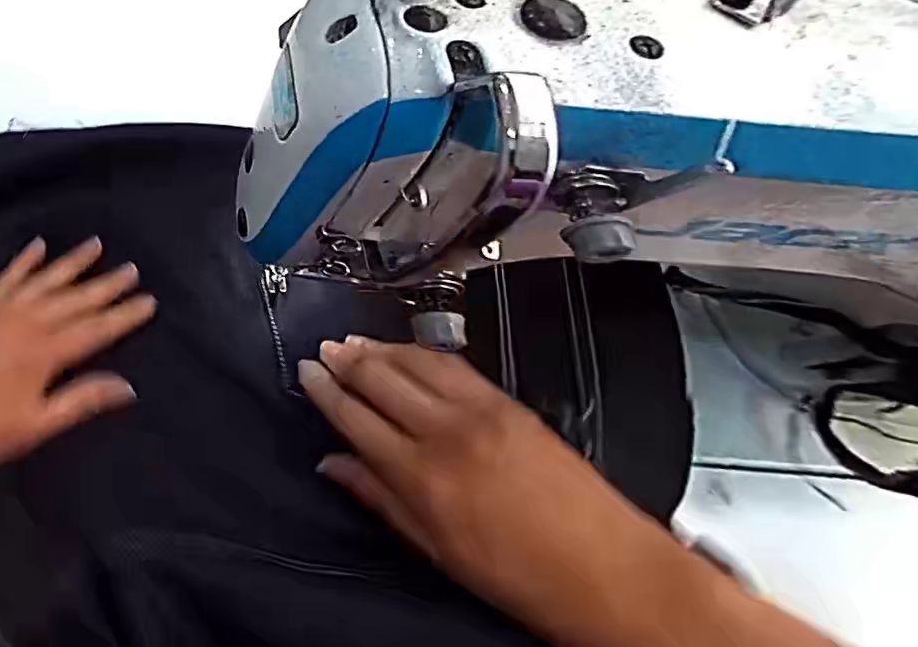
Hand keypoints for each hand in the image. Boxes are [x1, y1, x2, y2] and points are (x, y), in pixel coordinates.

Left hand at [0, 238, 154, 486]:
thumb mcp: (34, 427)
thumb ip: (82, 400)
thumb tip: (128, 386)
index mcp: (43, 352)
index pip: (95, 328)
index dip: (124, 315)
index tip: (149, 301)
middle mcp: (25, 323)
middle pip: (75, 299)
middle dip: (107, 285)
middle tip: (132, 269)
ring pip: (45, 281)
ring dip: (73, 263)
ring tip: (97, 245)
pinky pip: (5, 279)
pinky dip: (23, 262)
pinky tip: (37, 246)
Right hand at [298, 337, 667, 642]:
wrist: (608, 569)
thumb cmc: (526, 577)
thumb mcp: (439, 551)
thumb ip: (381, 499)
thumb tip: (337, 467)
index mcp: (423, 478)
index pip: (356, 418)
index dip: (326, 392)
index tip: (309, 374)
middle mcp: (445, 433)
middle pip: (379, 379)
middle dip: (344, 360)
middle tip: (323, 349)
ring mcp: (478, 409)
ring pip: (411, 361)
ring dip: (377, 346)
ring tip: (352, 340)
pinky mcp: (505, 399)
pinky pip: (450, 362)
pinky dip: (419, 349)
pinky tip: (405, 346)